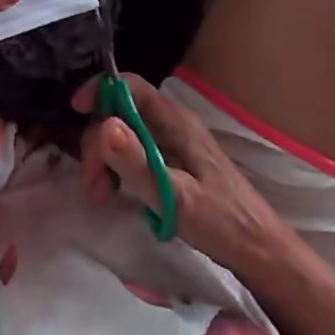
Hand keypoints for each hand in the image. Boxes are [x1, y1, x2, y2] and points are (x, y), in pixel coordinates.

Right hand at [72, 73, 289, 274]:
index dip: (101, 90)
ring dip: (107, 159)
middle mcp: (173, 124)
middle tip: (93, 186)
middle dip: (100, 142)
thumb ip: (137, 163)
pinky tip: (120, 195)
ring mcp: (175, 142)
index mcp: (175, 121)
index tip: (76, 110)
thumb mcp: (174, 196)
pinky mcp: (175, 162)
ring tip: (103, 197)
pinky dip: (121, 169)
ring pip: (127, 134)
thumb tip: (104, 126)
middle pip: (123, 113)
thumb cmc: (220, 221)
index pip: (131, 85)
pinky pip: (138, 152)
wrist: (259, 249)